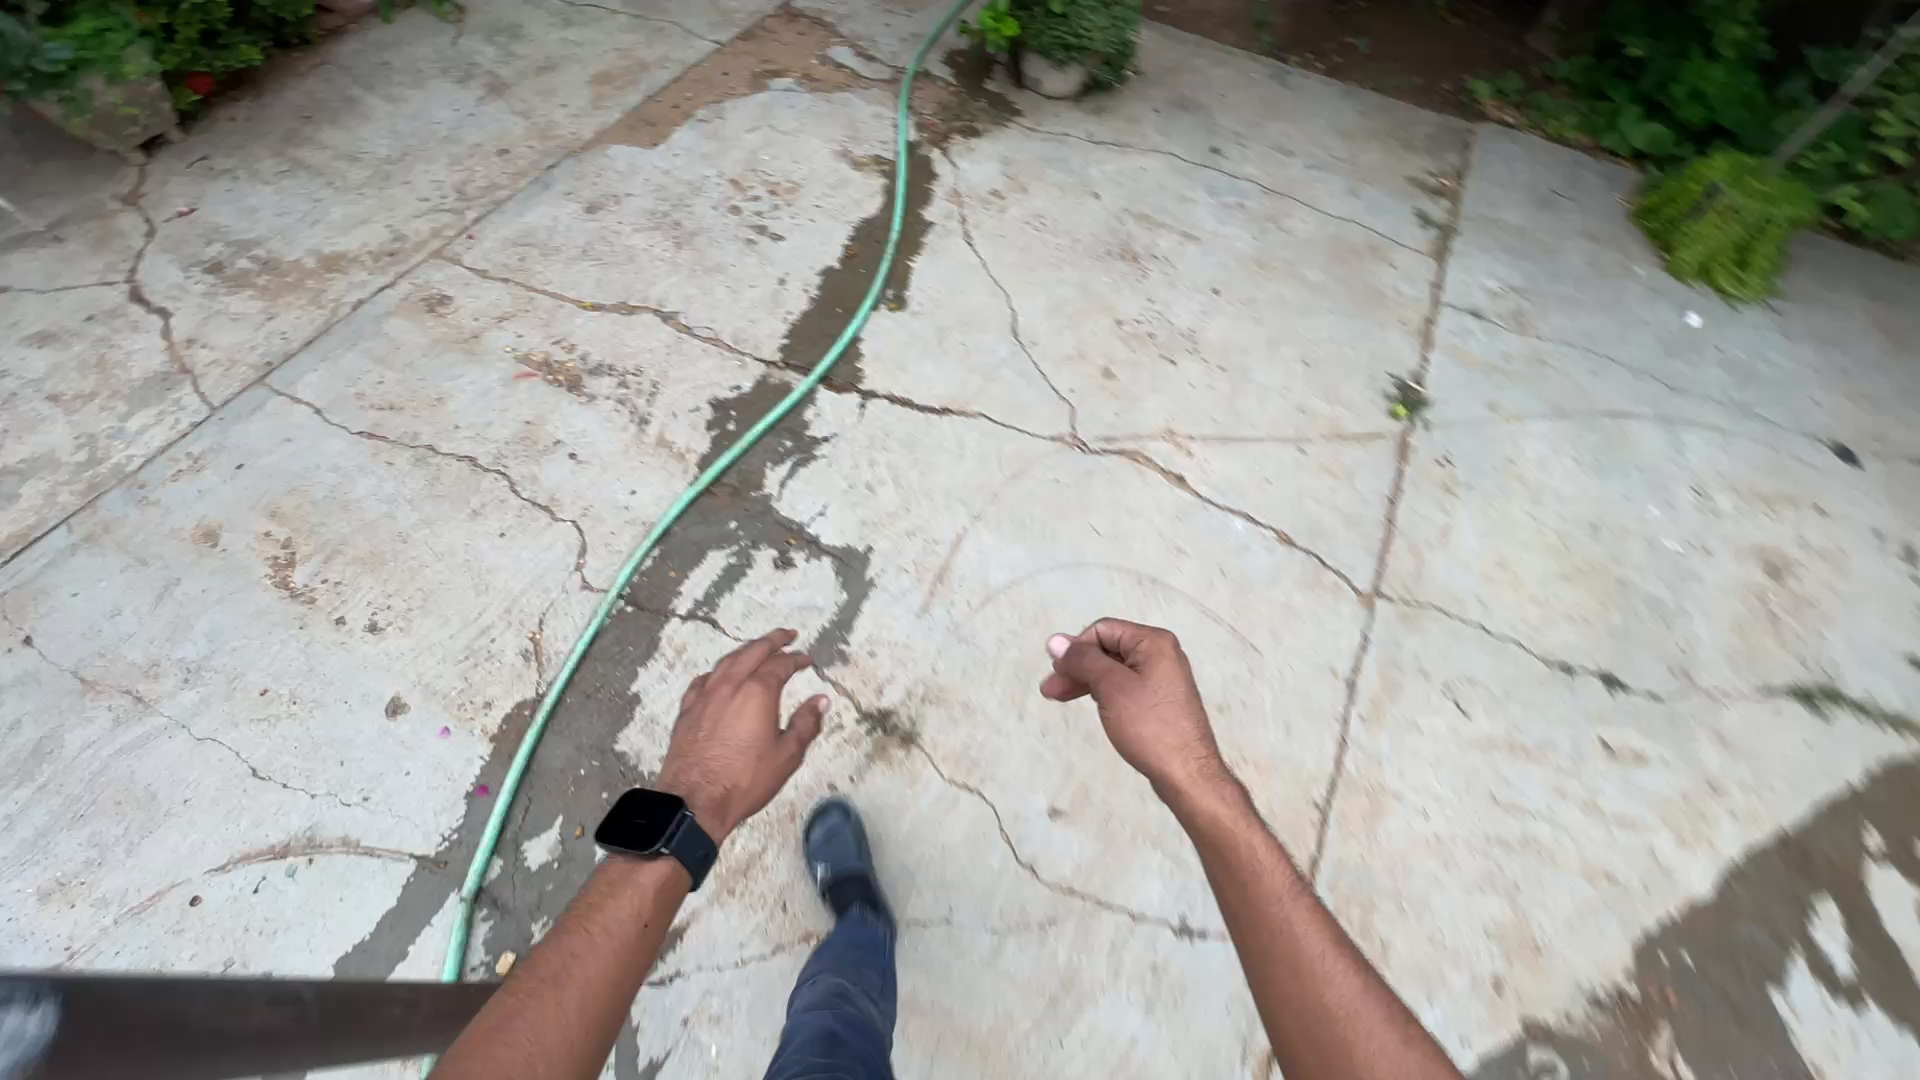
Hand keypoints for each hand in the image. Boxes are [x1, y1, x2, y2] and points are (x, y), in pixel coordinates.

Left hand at [656, 628, 826, 840]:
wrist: (694, 802)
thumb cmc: (746, 780)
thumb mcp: (787, 755)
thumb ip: (806, 723)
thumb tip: (820, 700)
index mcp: (758, 692)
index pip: (781, 664)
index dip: (797, 659)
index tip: (808, 659)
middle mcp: (730, 685)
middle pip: (752, 651)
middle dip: (772, 640)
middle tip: (787, 635)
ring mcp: (704, 695)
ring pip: (726, 661)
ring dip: (745, 651)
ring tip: (757, 649)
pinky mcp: (687, 710)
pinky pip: (703, 680)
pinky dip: (718, 672)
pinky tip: (720, 676)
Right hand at [1040, 619, 1230, 800]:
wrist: (1186, 774)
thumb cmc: (1148, 725)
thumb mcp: (1110, 687)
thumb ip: (1082, 660)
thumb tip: (1055, 641)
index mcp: (1153, 642)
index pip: (1102, 630)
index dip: (1075, 649)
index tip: (1056, 674)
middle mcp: (1160, 654)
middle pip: (1106, 648)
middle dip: (1076, 667)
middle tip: (1050, 690)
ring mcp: (1161, 678)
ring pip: (1112, 669)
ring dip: (1084, 680)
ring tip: (1058, 697)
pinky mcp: (1158, 700)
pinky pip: (1123, 686)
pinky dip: (1102, 692)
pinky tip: (1089, 703)